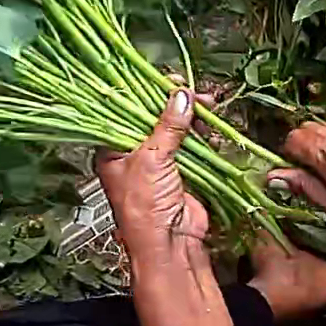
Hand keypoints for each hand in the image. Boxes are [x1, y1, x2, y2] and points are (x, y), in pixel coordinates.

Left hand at [96, 90, 207, 262]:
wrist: (170, 243)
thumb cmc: (145, 206)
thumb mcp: (152, 159)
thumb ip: (168, 127)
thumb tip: (181, 96)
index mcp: (113, 148)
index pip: (127, 110)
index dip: (147, 93)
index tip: (168, 82)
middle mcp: (135, 152)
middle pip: (155, 118)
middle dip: (176, 105)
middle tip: (195, 94)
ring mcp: (161, 162)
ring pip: (177, 131)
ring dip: (193, 119)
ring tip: (208, 107)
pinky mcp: (184, 171)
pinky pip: (194, 147)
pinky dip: (204, 136)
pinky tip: (211, 127)